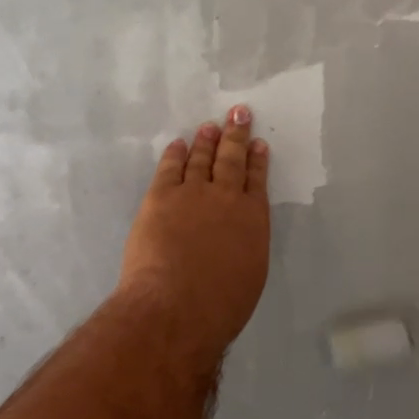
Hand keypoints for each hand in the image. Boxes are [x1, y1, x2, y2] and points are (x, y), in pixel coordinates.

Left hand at [116, 105, 271, 355]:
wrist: (176, 306)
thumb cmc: (220, 305)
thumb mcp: (249, 276)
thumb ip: (246, 248)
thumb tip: (238, 238)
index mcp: (252, 220)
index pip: (256, 181)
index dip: (257, 160)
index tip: (258, 143)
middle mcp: (225, 198)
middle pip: (232, 159)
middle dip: (236, 134)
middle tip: (238, 112)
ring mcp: (192, 193)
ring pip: (201, 158)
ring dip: (206, 140)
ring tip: (210, 125)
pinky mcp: (161, 196)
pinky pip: (170, 168)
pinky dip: (175, 154)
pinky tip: (178, 144)